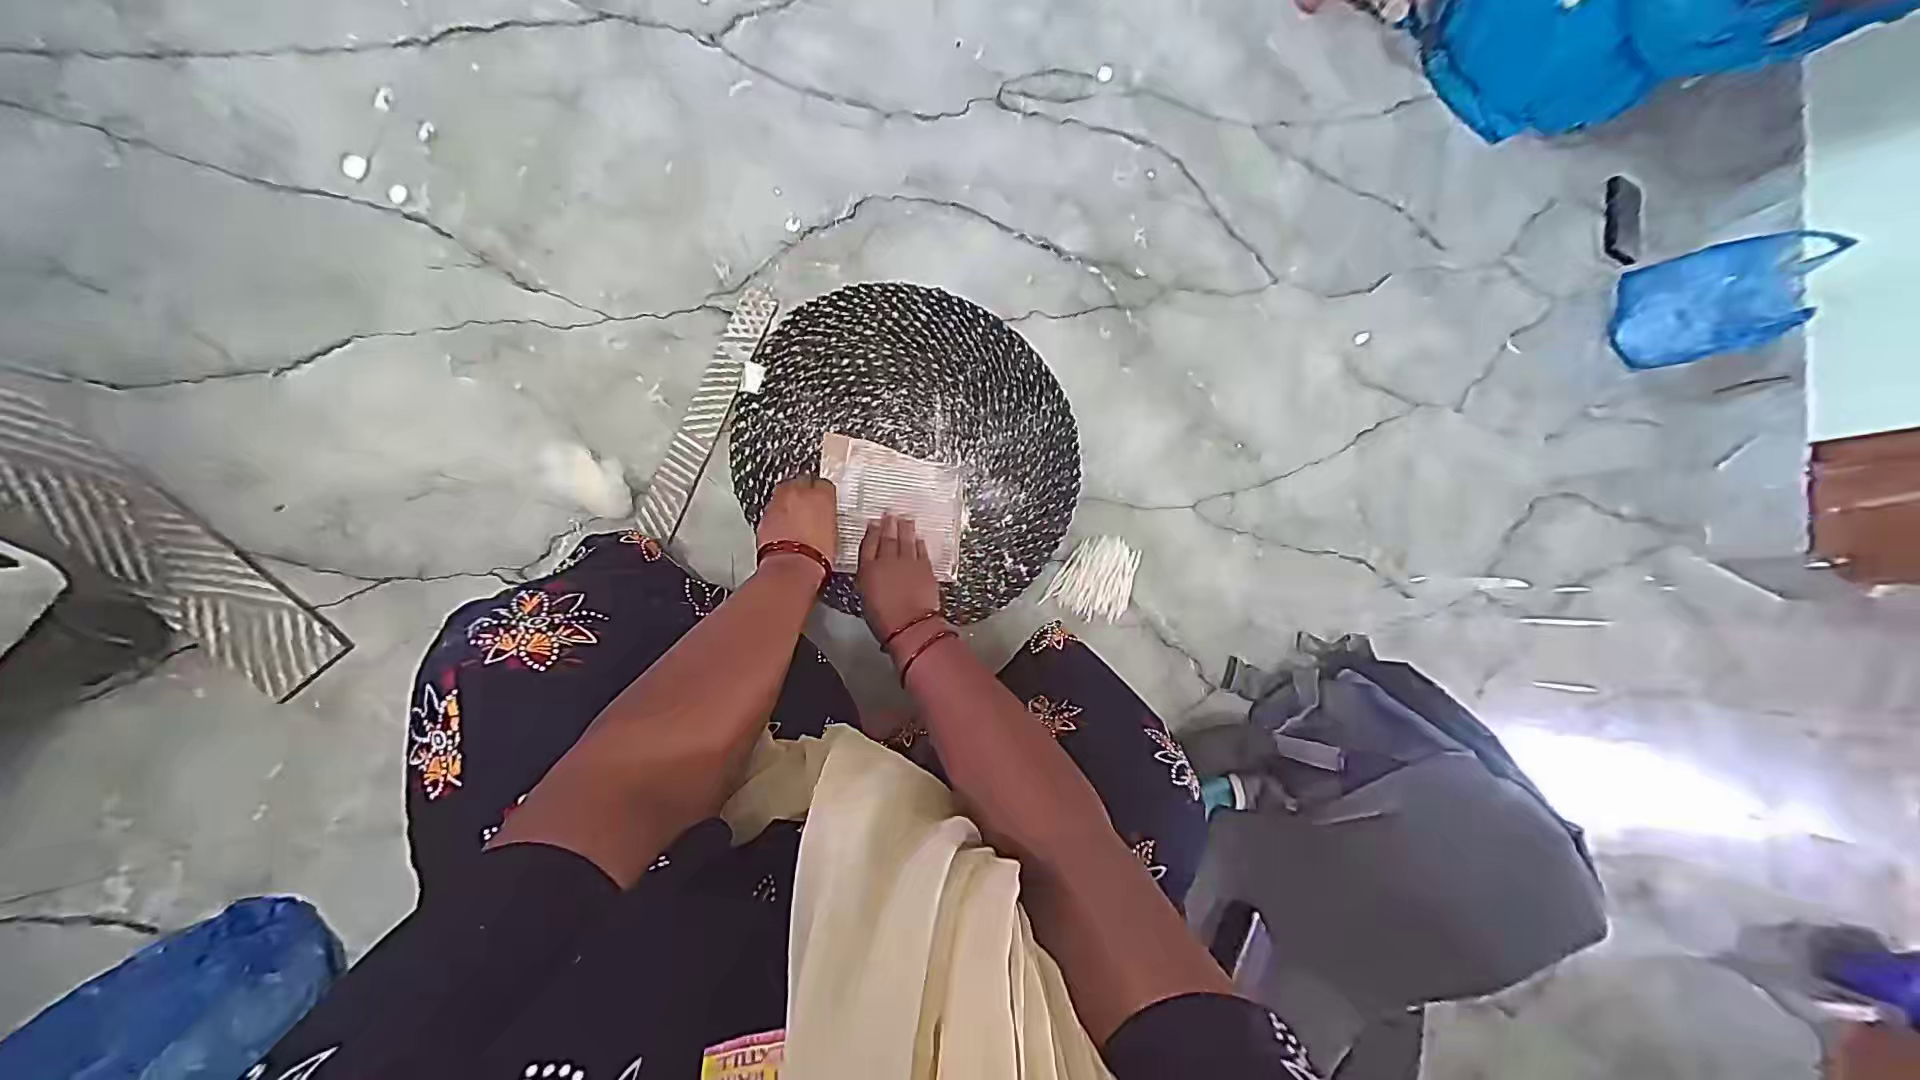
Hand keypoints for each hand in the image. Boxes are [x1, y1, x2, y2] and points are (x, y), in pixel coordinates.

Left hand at [757, 474, 837, 558]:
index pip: (824, 484)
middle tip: (809, 505)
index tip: (825, 501)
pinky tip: (785, 527)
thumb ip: (828, 517)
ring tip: (796, 516)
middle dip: (804, 491)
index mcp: (821, 495)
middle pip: (801, 482)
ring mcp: (779, 503)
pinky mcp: (765, 515)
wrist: (791, 568)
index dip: (824, 493)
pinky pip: (773, 508)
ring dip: (790, 501)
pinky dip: (779, 514)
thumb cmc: (815, 556)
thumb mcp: (834, 534)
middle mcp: (798, 493)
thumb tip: (825, 518)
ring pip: (784, 493)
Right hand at [856, 514, 942, 642]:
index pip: (868, 545)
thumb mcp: (866, 598)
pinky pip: (921, 550)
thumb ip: (869, 580)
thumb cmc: (884, 619)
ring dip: (905, 528)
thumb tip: (874, 573)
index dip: (871, 533)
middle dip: (889, 525)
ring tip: (905, 519)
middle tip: (890, 514)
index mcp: (868, 570)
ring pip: (906, 540)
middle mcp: (887, 561)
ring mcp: (908, 562)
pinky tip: (919, 538)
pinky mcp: (925, 567)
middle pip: (887, 538)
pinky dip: (919, 543)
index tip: (874, 523)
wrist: (909, 624)